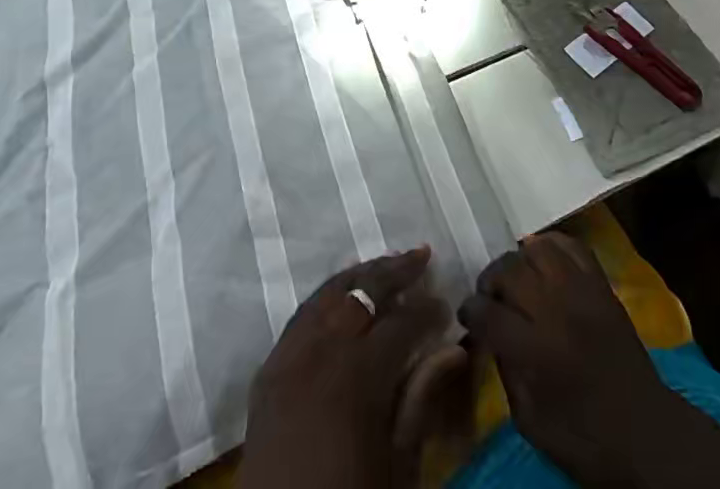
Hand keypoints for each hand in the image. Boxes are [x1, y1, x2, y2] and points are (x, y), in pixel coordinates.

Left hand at [240, 246, 459, 488]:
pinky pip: (300, 316)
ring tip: (386, 265)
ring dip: (358, 276)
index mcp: (356, 376)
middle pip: (359, 294)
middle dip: (393, 272)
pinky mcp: (267, 367)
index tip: (445, 302)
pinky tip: (342, 297)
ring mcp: (287, 354)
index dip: (426, 310)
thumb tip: (452, 350)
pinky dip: (326, 298)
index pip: (399, 325)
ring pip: (325, 295)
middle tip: (421, 255)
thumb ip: (421, 399)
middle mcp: (318, 351)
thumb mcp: (399, 464)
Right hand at [460, 234, 719, 488]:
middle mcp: (560, 312)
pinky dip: (552, 248)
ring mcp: (586, 295)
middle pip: (509, 270)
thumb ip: (504, 370)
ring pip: (538, 249)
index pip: (487, 310)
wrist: (654, 439)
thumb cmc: (587, 441)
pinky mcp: (605, 289)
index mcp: (539, 350)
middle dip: (490, 283)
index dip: (470, 311)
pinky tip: (543, 265)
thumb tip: (488, 335)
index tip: (468, 318)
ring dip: (519, 262)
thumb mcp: (530, 420)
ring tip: (518, 281)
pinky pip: (574, 248)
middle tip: (491, 300)